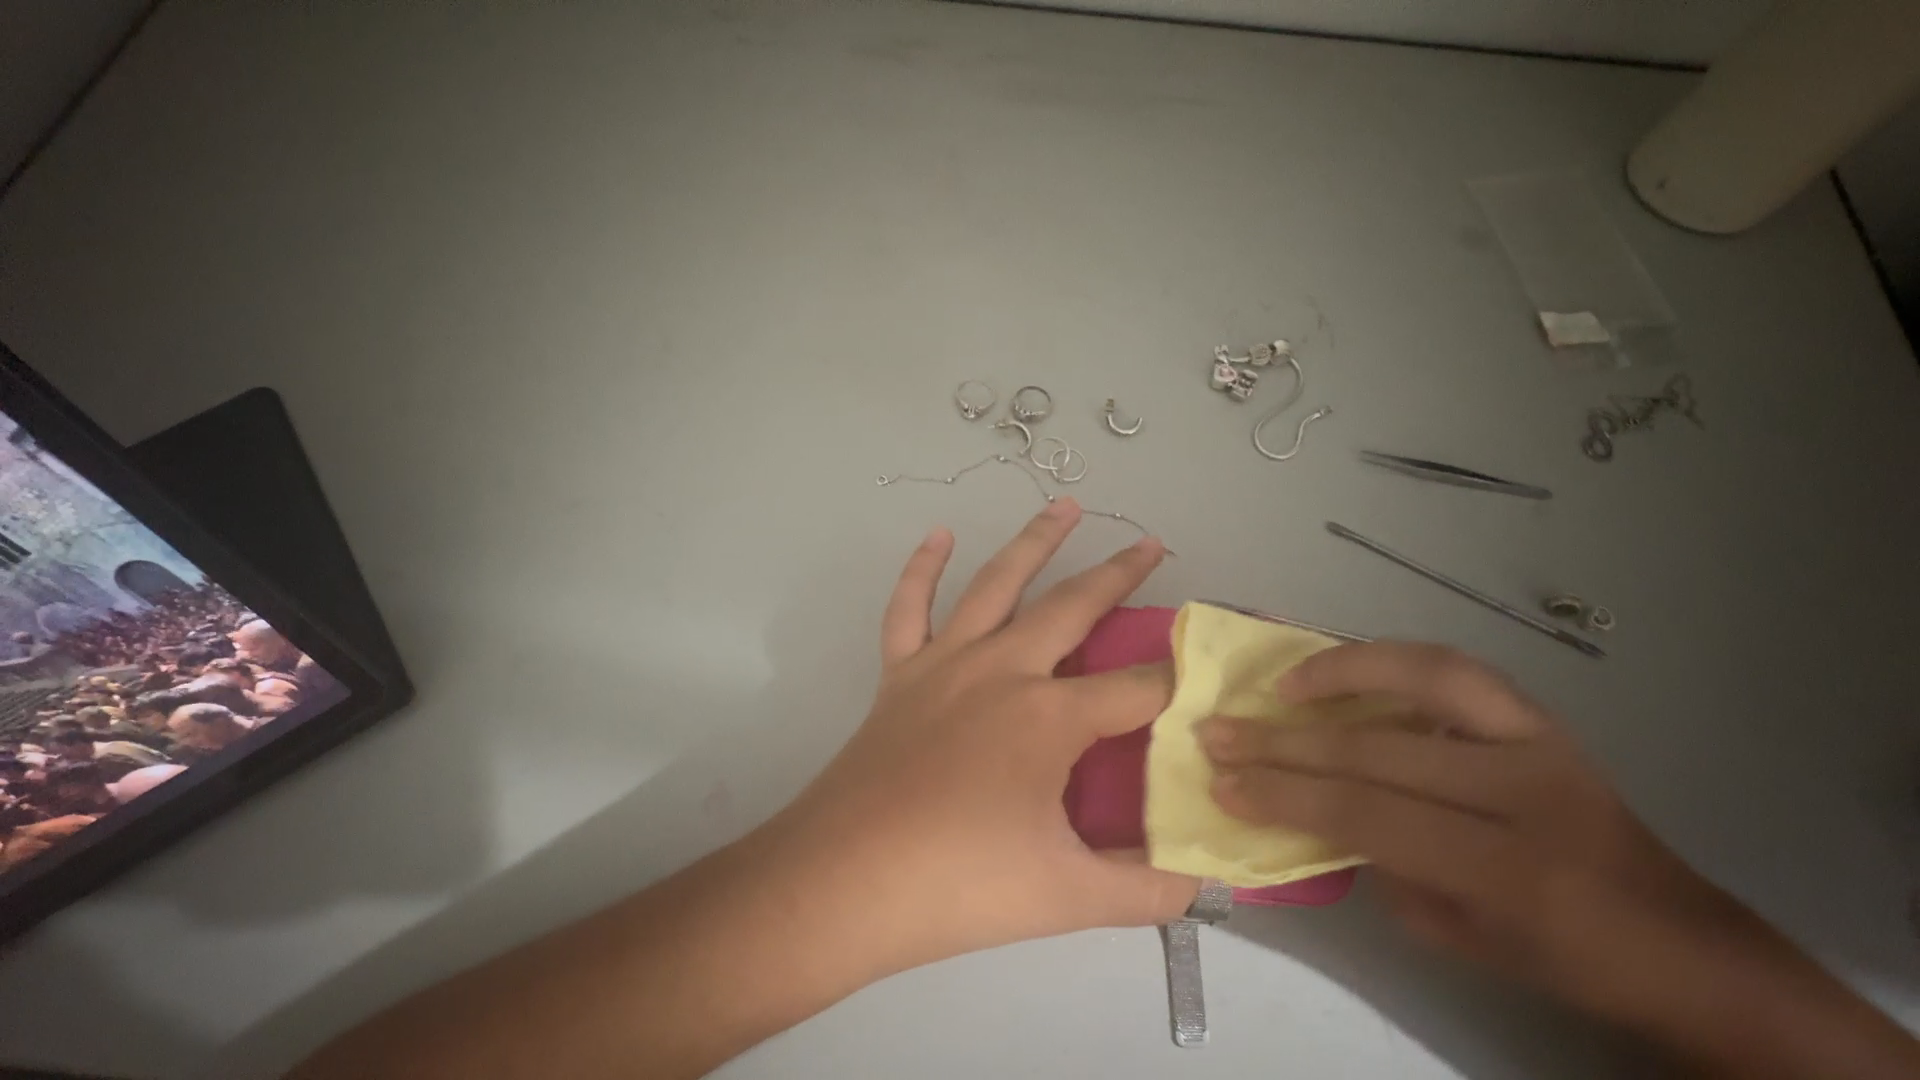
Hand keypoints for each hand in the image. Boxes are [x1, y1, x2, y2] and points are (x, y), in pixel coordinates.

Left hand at [772, 499, 1198, 976]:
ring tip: (1064, 507)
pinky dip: (922, 568)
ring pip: (996, 585)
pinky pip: (909, 608)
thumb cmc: (959, 885)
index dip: (1177, 684)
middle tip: (1152, 544)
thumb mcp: (1069, 898)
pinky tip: (938, 536)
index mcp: (1050, 716)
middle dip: (1118, 574)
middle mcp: (1001, 670)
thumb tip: (1202, 881)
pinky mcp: (899, 676)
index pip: (1136, 690)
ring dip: (1033, 542)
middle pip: (1073, 607)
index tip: (1203, 677)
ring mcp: (944, 665)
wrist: (843, 883)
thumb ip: (1147, 890)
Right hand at [1197, 642, 1786, 1024]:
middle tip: (1218, 732)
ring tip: (1279, 681)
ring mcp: (1543, 740)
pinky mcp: (1545, 718)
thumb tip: (1312, 809)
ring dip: (1340, 672)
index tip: (1223, 785)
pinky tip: (1347, 667)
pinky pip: (1456, 671)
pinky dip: (1393, 661)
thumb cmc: (1561, 956)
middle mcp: (1527, 790)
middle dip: (1284, 742)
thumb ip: (1381, 867)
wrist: (1685, 942)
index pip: (1368, 814)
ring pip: (1426, 676)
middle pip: (1378, 747)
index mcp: (1510, 867)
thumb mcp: (1457, 935)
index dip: (1285, 796)